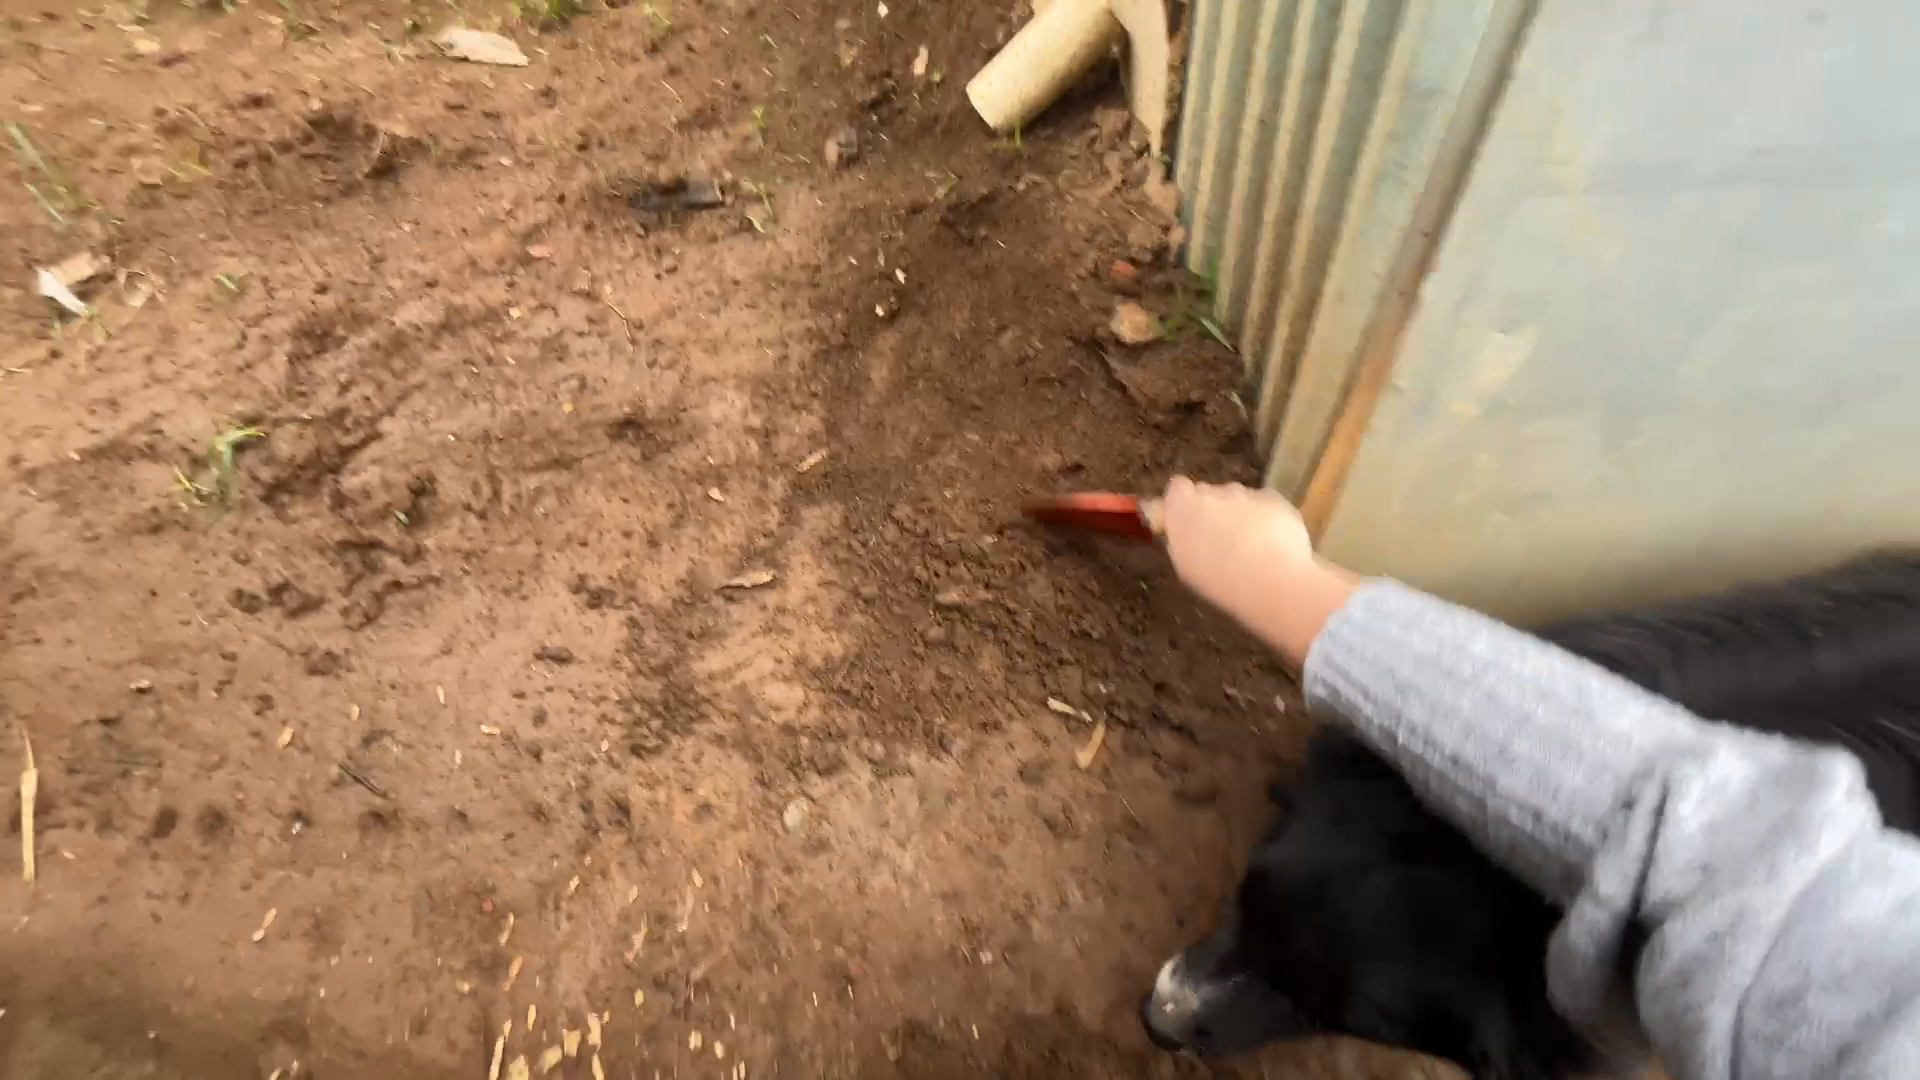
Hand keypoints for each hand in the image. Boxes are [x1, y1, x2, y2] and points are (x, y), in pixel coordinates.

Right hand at [1160, 477, 1352, 666]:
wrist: (1270, 584)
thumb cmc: (1218, 583)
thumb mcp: (1187, 567)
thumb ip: (1182, 540)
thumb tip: (1181, 531)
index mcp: (1183, 510)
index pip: (1176, 487)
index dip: (1181, 501)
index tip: (1186, 521)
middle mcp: (1214, 494)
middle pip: (1210, 492)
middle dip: (1214, 509)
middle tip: (1221, 542)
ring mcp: (1248, 496)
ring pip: (1240, 499)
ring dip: (1241, 514)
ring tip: (1251, 548)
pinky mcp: (1278, 503)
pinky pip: (1267, 507)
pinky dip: (1268, 520)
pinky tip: (1275, 548)